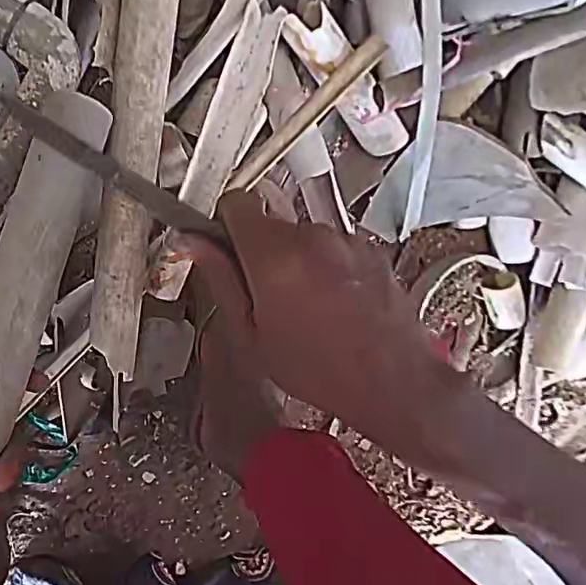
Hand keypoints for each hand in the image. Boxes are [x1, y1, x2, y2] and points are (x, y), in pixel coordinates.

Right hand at [172, 191, 474, 475]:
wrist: (393, 381)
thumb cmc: (316, 367)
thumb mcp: (249, 333)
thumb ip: (219, 279)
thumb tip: (192, 244)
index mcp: (273, 254)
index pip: (235, 203)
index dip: (222, 226)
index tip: (223, 253)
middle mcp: (311, 235)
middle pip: (267, 222)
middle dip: (256, 251)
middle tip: (260, 298)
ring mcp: (345, 239)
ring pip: (298, 235)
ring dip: (291, 260)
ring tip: (299, 307)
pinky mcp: (369, 249)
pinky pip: (329, 247)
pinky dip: (321, 266)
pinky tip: (329, 305)